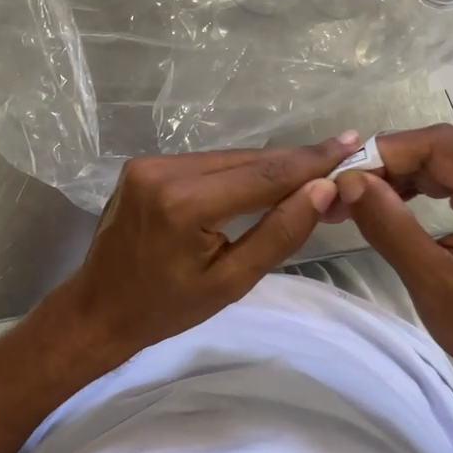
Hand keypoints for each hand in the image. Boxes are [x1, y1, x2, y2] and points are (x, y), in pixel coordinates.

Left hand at [54, 134, 360, 358]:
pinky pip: (203, 164)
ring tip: (310, 174)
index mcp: (185, 203)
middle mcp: (164, 171)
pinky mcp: (142, 166)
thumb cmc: (165, 309)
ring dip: (266, 167)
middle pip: (246, 160)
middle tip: (341, 159)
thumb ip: (278, 233)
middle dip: (294, 162)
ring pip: (226, 159)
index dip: (311, 161)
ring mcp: (148, 164)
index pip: (264, 175)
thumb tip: (322, 189)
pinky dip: (234, 172)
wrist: (99, 309)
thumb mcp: (231, 282)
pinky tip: (262, 180)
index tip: (353, 144)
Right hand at [334, 125, 452, 400]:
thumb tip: (349, 182)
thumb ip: (390, 227)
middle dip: (390, 162)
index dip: (389, 151)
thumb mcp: (430, 282)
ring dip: (400, 172)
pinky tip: (391, 199)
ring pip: (449, 160)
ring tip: (358, 196)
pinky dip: (420, 184)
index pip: (444, 148)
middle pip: (446, 149)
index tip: (344, 174)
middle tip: (343, 188)